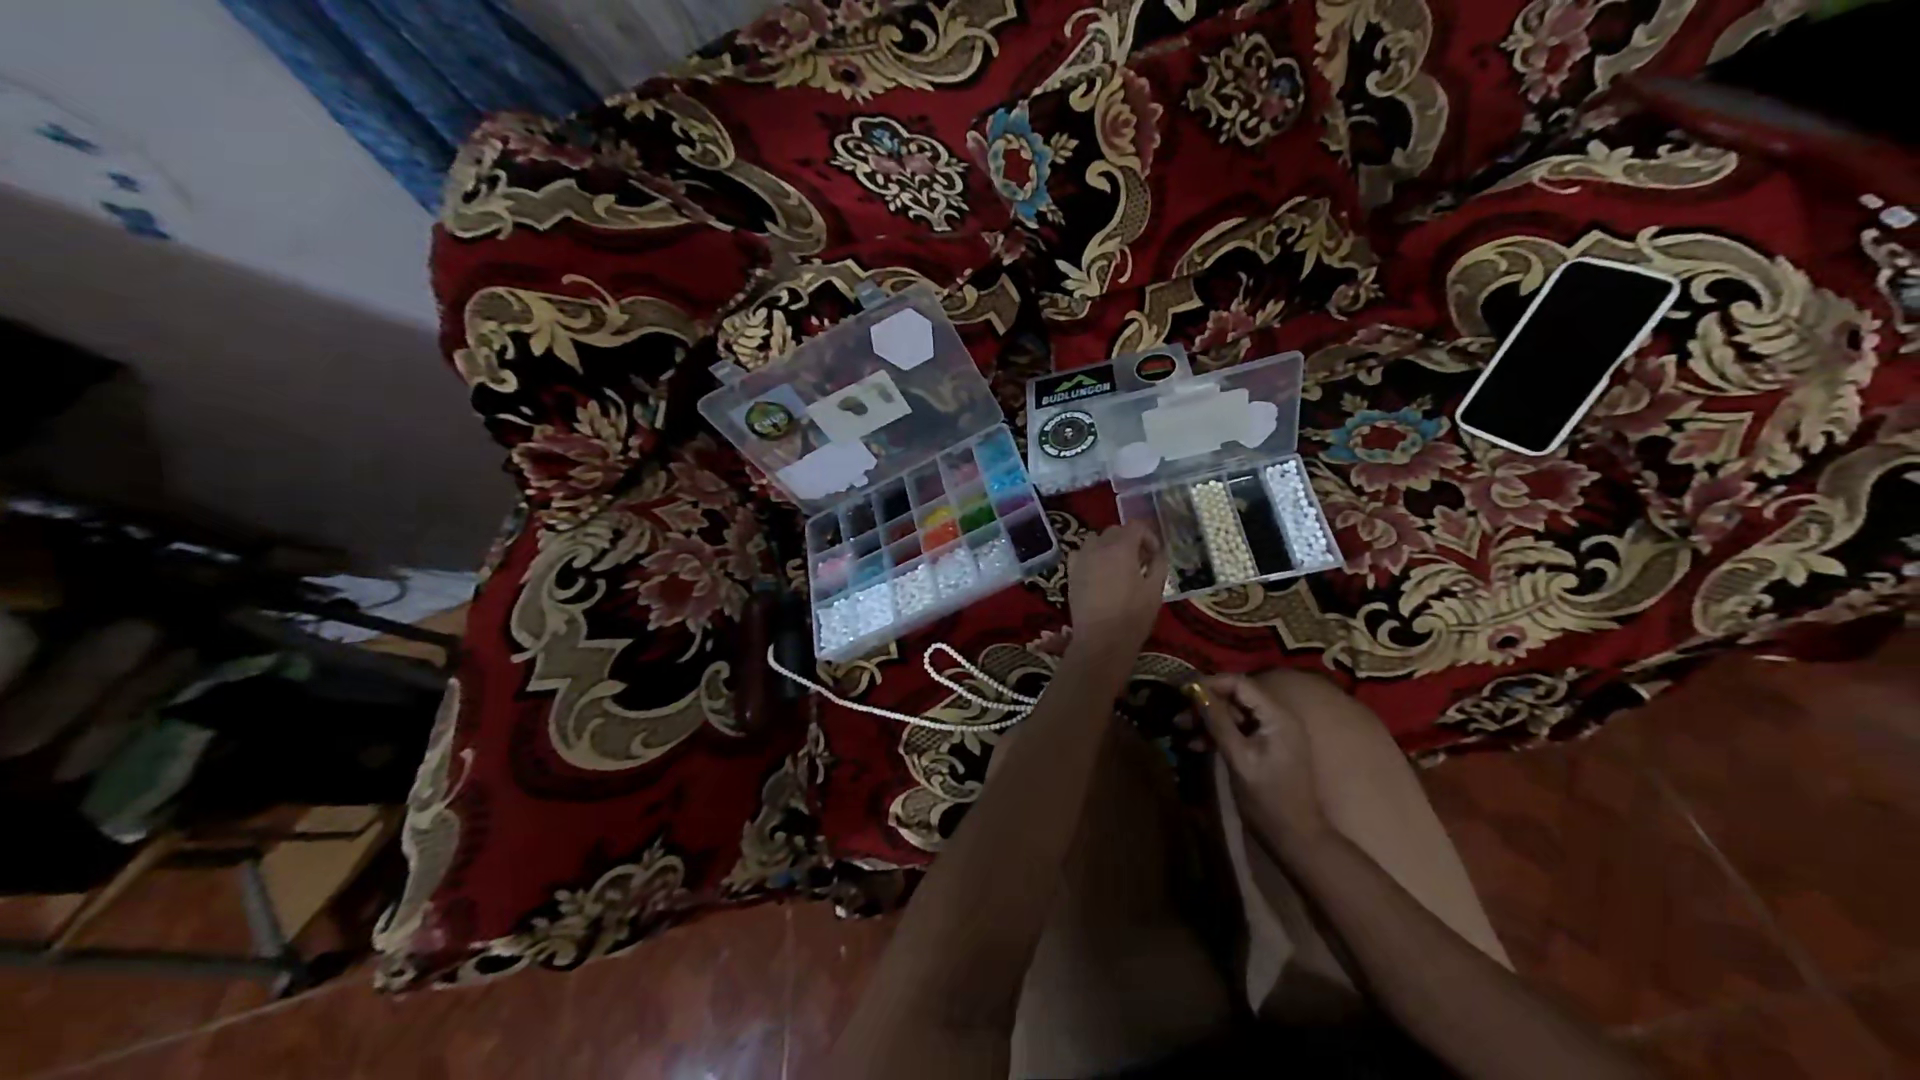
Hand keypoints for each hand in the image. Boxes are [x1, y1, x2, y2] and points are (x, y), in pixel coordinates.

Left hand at [1066, 521, 1167, 658]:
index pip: (1135, 526)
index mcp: (1121, 548)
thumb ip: (1159, 564)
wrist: (1101, 639)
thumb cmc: (1133, 616)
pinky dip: (1091, 556)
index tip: (1155, 555)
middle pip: (1115, 531)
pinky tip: (1099, 572)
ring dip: (1108, 546)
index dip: (1149, 537)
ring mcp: (1081, 559)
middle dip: (1130, 540)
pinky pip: (1080, 554)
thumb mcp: (1155, 590)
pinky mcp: (1070, 573)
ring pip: (1095, 539)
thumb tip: (1158, 553)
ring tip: (1119, 565)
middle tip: (1140, 561)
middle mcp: (1098, 548)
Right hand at [1191, 673, 1328, 847]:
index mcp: (1278, 716)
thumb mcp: (1238, 758)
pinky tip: (1196, 745)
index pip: (1240, 684)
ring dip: (1207, 720)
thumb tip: (1195, 691)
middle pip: (1236, 697)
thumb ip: (1218, 722)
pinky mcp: (1266, 747)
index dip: (1209, 684)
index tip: (1181, 692)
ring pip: (1234, 714)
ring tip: (1181, 731)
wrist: (1294, 837)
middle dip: (1205, 704)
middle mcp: (1278, 717)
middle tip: (1178, 716)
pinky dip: (1217, 734)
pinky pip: (1238, 730)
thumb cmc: (1267, 798)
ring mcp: (1272, 733)